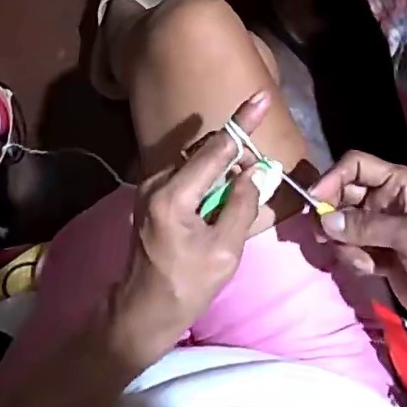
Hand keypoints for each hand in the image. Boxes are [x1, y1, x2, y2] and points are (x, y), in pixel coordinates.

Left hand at [108, 92, 268, 366]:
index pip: (215, 150)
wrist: (143, 309)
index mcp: (172, 196)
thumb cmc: (187, 286)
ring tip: (239, 193)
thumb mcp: (225, 251)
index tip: (262, 97)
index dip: (243, 124)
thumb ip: (241, 205)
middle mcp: (155, 182)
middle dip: (235, 153)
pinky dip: (207, 177)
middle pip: (205, 150)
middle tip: (256, 175)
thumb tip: (253, 172)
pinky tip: (219, 198)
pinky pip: (186, 172)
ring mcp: (148, 186)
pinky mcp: (150, 193)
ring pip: (196, 159)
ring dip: (222, 167)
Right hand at [309, 152, 406, 331]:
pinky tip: (371, 270)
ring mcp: (378, 225)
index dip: (333, 177)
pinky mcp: (374, 250)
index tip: (315, 200)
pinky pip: (348, 246)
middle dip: (331, 214)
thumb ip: (367, 225)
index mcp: (400, 183)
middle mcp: (386, 198)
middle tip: (322, 236)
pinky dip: (352, 257)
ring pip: (340, 222)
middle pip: (342, 192)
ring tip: (362, 260)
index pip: (356, 164)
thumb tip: (325, 221)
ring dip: (343, 242)